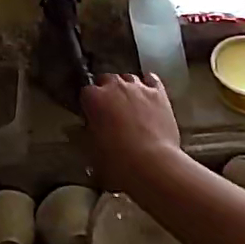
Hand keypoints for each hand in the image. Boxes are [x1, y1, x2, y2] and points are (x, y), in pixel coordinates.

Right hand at [81, 73, 183, 190]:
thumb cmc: (119, 163)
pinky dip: (148, 85)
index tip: (90, 114)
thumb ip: (87, 133)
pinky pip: (151, 80)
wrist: (152, 165)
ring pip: (128, 78)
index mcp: (95, 99)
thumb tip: (86, 130)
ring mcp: (138, 87)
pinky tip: (147, 94)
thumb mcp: (92, 152)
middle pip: (107, 79)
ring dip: (126, 88)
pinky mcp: (158, 93)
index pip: (86, 92)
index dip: (88, 104)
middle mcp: (116, 86)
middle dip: (106, 91)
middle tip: (109, 110)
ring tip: (128, 104)